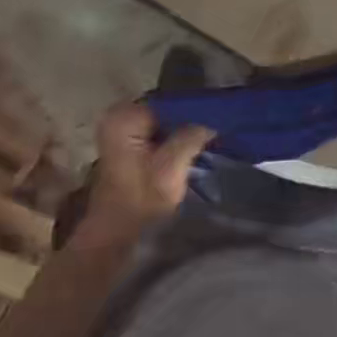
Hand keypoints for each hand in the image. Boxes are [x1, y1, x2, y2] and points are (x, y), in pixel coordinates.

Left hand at [69, 102, 214, 249]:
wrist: (116, 232)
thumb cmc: (140, 202)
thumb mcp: (171, 169)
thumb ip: (190, 138)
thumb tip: (212, 119)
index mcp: (124, 118)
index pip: (169, 103)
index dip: (196, 111)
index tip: (220, 119)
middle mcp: (118, 116)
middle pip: (166, 111)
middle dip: (190, 121)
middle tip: (219, 129)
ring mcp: (120, 130)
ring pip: (163, 123)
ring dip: (184, 132)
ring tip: (211, 138)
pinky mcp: (126, 144)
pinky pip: (157, 134)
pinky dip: (173, 140)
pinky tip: (194, 148)